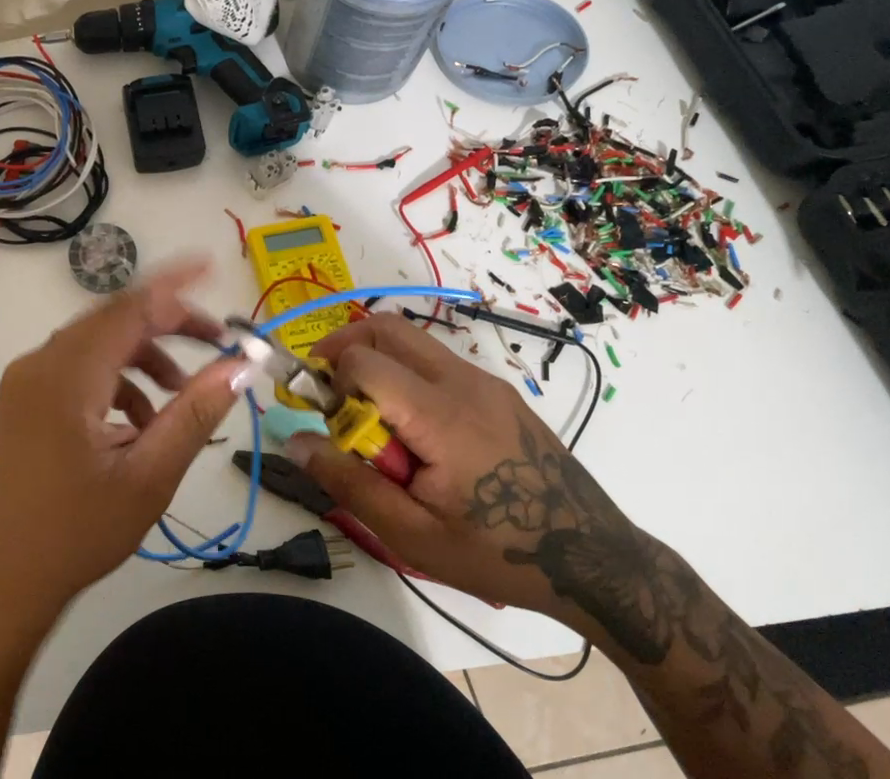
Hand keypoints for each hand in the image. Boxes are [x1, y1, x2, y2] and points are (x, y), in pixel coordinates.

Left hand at [0, 257, 246, 605]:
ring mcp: (26, 380)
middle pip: (111, 321)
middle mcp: (39, 365)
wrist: (13, 574)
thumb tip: (241, 364)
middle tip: (216, 344)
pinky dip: (115, 380)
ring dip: (143, 358)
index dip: (173, 285)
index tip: (213, 267)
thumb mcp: (151, 475)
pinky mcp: (25, 399)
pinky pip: (77, 368)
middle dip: (167, 326)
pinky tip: (140, 421)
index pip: (127, 308)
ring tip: (182, 395)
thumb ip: (195, 413)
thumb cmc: (82, 530)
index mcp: (66, 377)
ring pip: (95, 344)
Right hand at [283, 313, 649, 628]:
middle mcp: (465, 383)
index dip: (329, 386)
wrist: (595, 561)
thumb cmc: (497, 554)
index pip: (363, 361)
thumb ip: (349, 483)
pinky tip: (414, 436)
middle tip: (331, 400)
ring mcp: (487, 384)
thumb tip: (294, 440)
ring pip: (410, 342)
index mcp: (441, 416)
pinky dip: (404, 378)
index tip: (328, 425)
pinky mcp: (499, 394)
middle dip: (343, 352)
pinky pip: (435, 364)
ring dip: (375, 366)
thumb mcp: (412, 536)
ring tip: (374, 426)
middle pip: (384, 328)